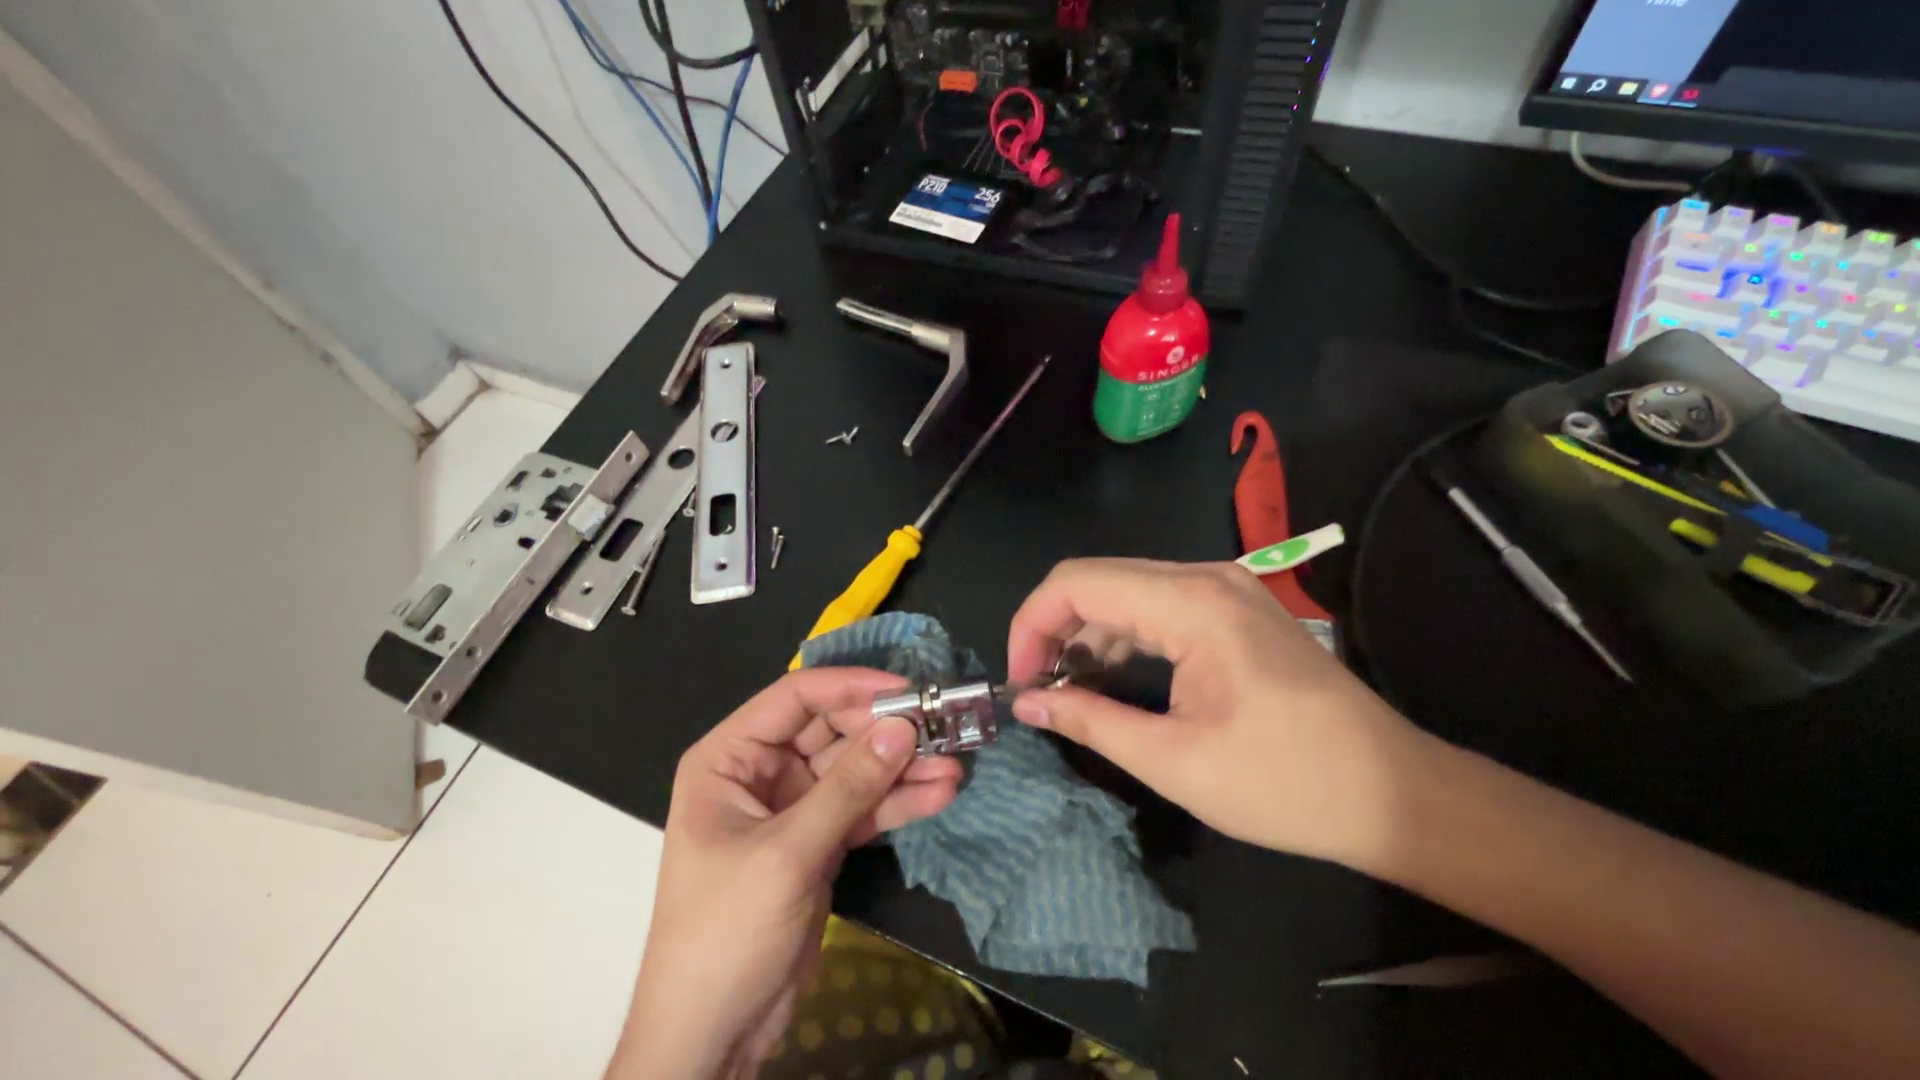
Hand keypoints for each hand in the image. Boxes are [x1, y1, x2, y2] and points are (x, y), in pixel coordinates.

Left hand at [612, 668, 962, 1079]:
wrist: (713, 1029)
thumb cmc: (727, 929)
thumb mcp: (788, 853)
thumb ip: (848, 788)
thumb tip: (903, 727)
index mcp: (729, 759)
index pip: (795, 699)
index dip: (851, 687)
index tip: (908, 690)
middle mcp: (760, 773)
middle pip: (832, 733)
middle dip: (887, 732)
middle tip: (946, 728)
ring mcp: (792, 810)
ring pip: (855, 772)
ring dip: (903, 769)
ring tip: (957, 765)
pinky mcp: (819, 845)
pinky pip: (863, 810)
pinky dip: (898, 804)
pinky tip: (941, 795)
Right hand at [1006, 558, 1426, 865]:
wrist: (1392, 792)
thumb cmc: (1283, 782)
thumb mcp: (1172, 761)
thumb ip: (1089, 721)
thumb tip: (1025, 703)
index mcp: (1191, 603)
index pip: (1076, 583)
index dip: (1030, 626)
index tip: (1019, 683)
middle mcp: (1207, 577)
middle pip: (1100, 580)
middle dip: (1054, 630)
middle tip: (1037, 692)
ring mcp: (1228, 590)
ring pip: (1128, 591)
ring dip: (1088, 635)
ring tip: (1068, 692)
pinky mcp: (1238, 611)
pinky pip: (1161, 606)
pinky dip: (1126, 637)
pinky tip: (1113, 680)